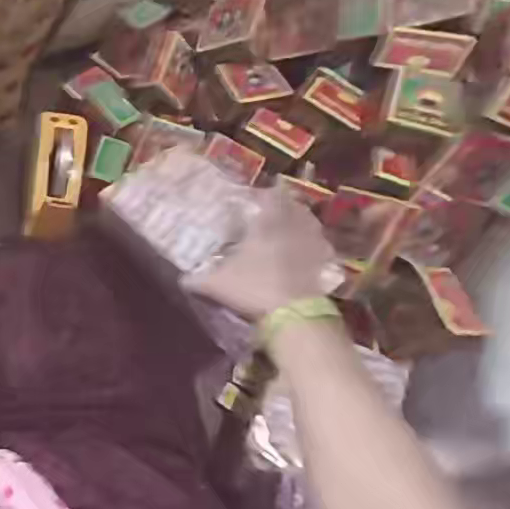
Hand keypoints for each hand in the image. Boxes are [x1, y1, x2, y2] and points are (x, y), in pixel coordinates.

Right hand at [183, 186, 337, 319]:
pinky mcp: (327, 260)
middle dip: (278, 208)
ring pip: (307, 222)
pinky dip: (308, 246)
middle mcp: (294, 223)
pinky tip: (297, 256)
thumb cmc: (252, 288)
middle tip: (264, 217)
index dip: (258, 195)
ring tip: (281, 235)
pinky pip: (318, 244)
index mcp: (268, 220)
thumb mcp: (215, 284)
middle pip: (291, 204)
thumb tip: (182, 278)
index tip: (247, 202)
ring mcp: (315, 240)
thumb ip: (196, 279)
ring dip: (295, 225)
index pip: (268, 194)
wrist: (294, 315)